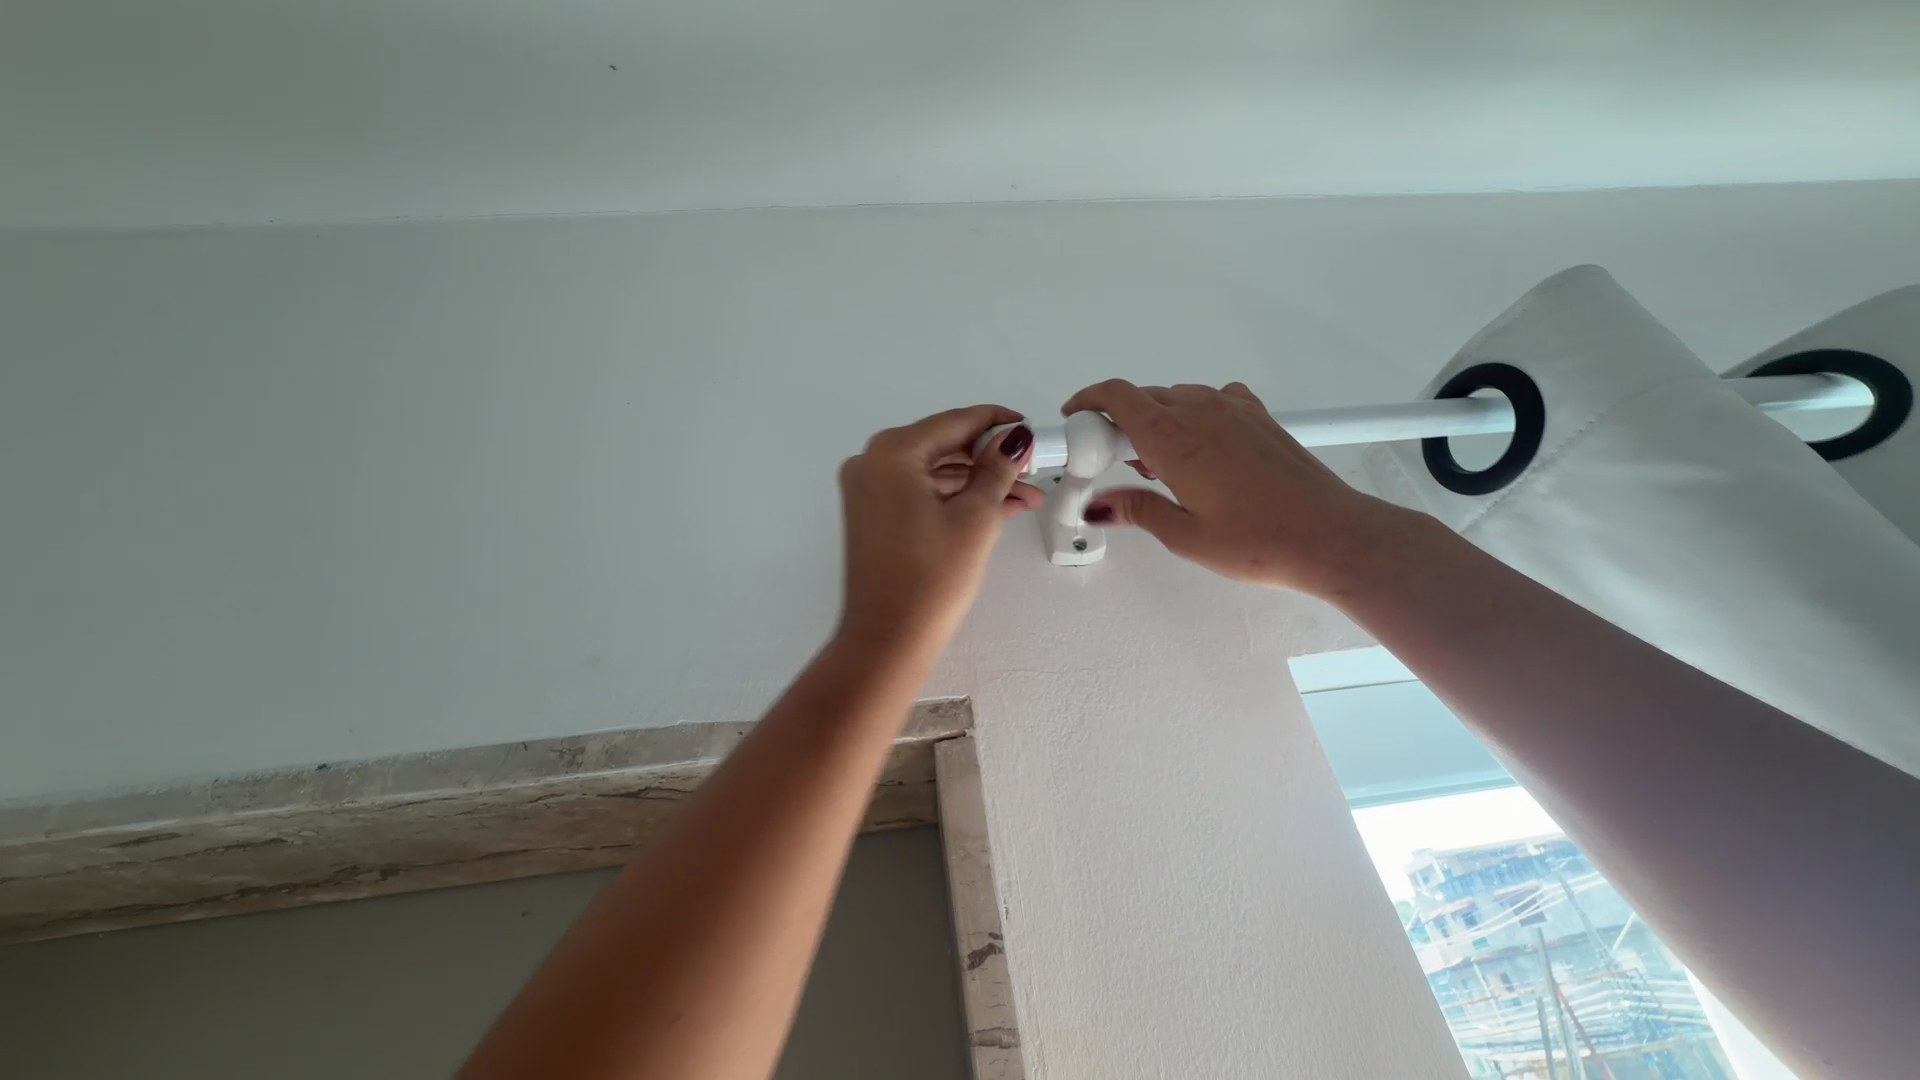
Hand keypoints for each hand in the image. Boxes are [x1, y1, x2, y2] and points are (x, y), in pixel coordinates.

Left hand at [837, 406, 1044, 650]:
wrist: (888, 639)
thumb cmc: (933, 576)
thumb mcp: (976, 516)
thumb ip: (997, 468)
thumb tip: (1014, 437)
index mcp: (892, 452)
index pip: (954, 422)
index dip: (996, 423)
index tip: (1029, 429)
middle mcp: (872, 462)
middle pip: (943, 446)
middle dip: (991, 459)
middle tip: (1034, 470)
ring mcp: (868, 491)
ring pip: (934, 473)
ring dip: (978, 483)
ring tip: (1025, 498)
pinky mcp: (872, 517)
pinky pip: (920, 493)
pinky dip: (954, 499)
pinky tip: (995, 510)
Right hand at [1062, 380, 1419, 594]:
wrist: (1331, 535)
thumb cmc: (1257, 541)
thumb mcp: (1184, 535)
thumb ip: (1136, 510)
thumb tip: (1098, 504)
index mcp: (1173, 438)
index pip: (1117, 395)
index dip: (1088, 400)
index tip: (1074, 419)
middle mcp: (1201, 412)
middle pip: (1144, 397)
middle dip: (1119, 422)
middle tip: (1114, 461)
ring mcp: (1234, 410)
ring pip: (1177, 398)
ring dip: (1157, 420)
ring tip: (1158, 465)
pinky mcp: (1259, 417)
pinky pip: (1212, 401)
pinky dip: (1193, 415)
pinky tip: (1200, 449)